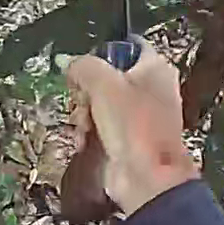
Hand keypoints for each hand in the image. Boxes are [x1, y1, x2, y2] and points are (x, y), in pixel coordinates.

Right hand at [65, 41, 200, 213]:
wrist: (146, 178)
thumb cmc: (133, 125)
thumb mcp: (103, 84)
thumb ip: (83, 66)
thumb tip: (68, 63)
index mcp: (155, 68)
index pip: (126, 46)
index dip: (102, 54)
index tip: (85, 68)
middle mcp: (150, 89)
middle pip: (106, 77)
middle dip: (86, 91)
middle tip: (83, 101)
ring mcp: (139, 116)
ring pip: (99, 103)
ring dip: (83, 114)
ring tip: (85, 127)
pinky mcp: (127, 139)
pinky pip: (100, 127)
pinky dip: (89, 133)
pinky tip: (85, 141)